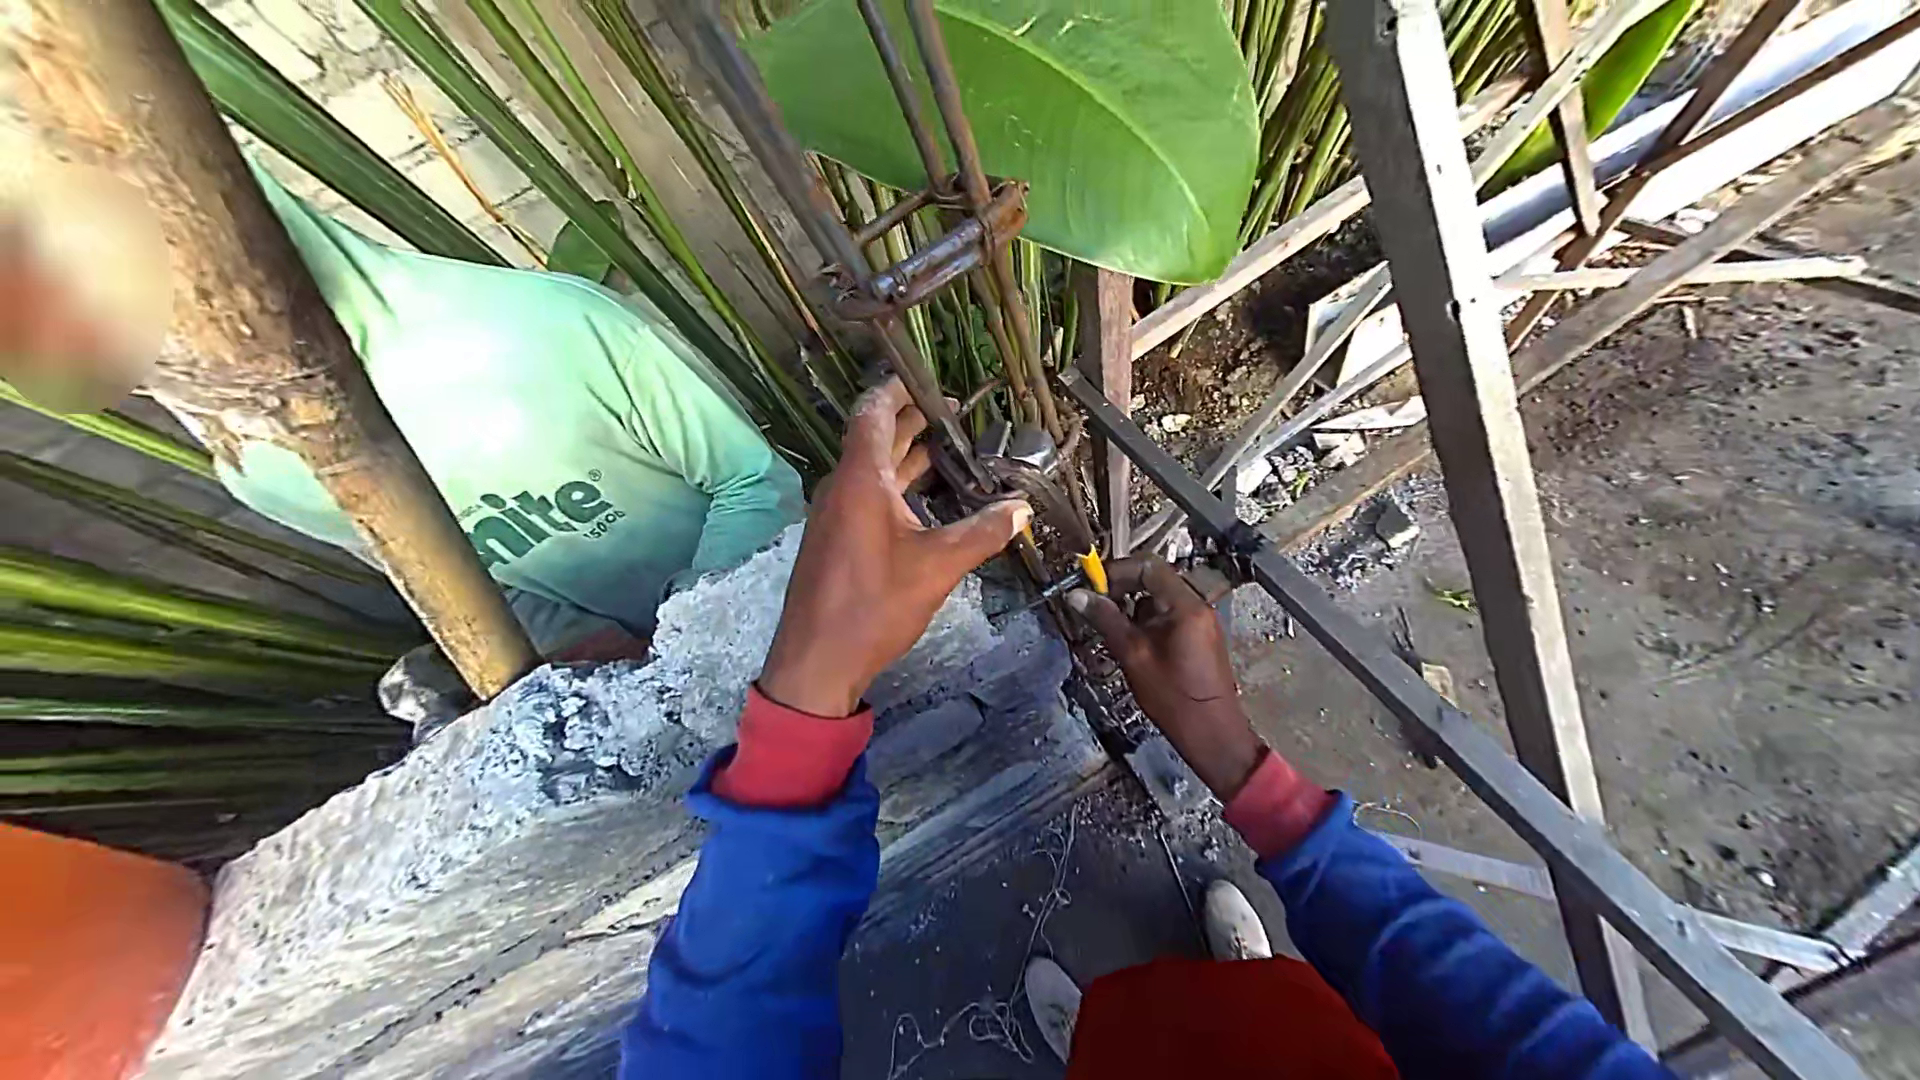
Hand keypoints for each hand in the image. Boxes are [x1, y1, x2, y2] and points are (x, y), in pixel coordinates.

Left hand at [759, 378, 1031, 717]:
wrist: (817, 660)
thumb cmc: (873, 606)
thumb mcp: (936, 566)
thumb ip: (981, 533)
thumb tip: (1021, 508)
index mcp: (860, 481)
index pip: (872, 413)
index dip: (897, 390)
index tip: (927, 379)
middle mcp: (843, 488)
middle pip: (876, 438)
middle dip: (912, 421)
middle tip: (954, 412)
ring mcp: (836, 514)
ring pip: (874, 469)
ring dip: (906, 454)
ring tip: (948, 446)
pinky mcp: (837, 539)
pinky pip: (868, 495)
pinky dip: (897, 485)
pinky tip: (925, 497)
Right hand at [1067, 557, 1265, 799]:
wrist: (1211, 733)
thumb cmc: (1172, 696)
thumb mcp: (1132, 655)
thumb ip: (1106, 619)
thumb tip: (1076, 595)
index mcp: (1185, 605)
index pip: (1148, 566)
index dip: (1116, 571)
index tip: (1092, 587)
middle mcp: (1197, 605)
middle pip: (1154, 579)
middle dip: (1122, 588)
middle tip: (1096, 606)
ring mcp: (1200, 620)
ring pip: (1158, 597)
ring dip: (1132, 606)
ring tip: (1112, 628)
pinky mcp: (1198, 635)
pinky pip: (1167, 614)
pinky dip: (1146, 620)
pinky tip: (1132, 642)